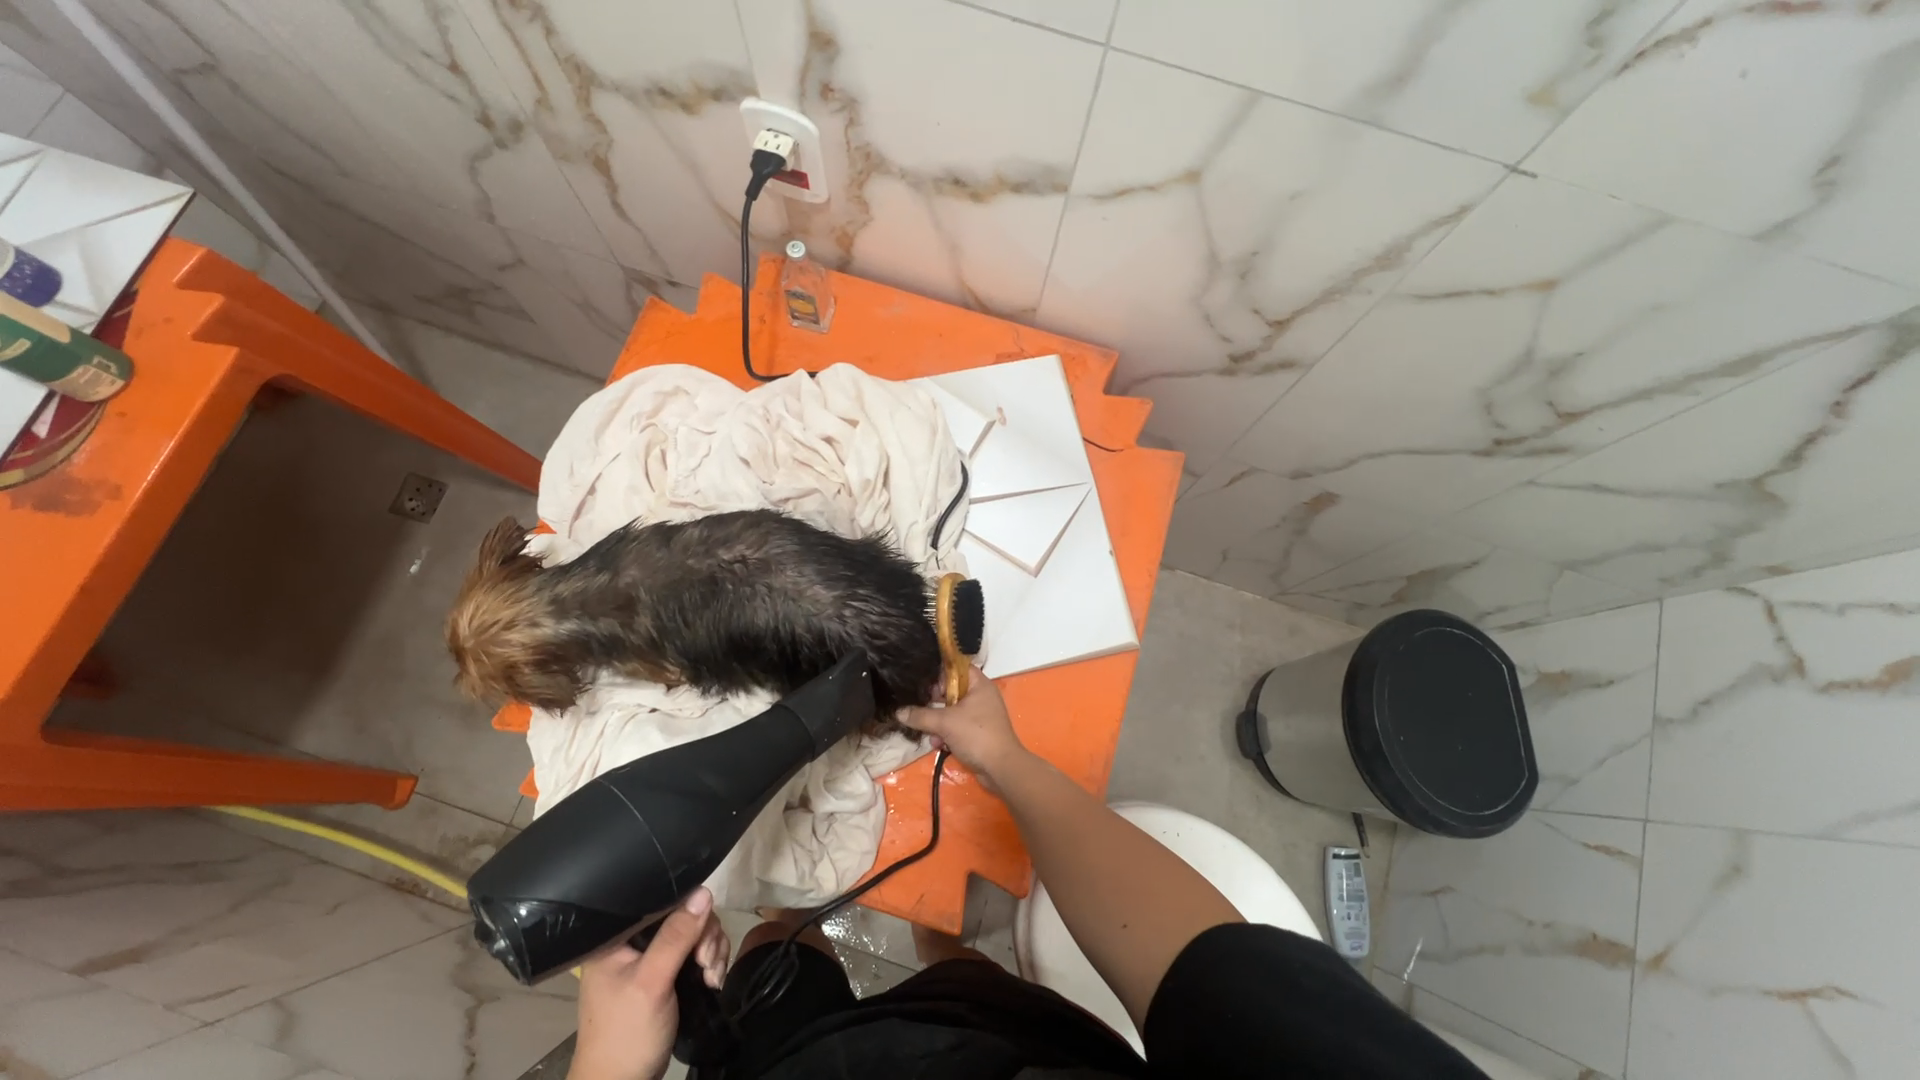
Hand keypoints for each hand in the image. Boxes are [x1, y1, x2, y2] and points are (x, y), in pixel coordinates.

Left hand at [568, 887, 730, 1079]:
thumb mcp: (652, 982)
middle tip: (706, 966)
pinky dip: (710, 964)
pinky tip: (712, 982)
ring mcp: (651, 960)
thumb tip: (704, 890)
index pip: (661, 901)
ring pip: (695, 934)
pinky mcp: (667, 977)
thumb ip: (677, 936)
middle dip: (705, 938)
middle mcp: (633, 943)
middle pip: (684, 916)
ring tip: (711, 979)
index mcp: (617, 938)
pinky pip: (697, 954)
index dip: (689, 911)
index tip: (700, 943)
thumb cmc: (626, 1034)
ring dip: (712, 952)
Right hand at [901, 667, 1027, 783]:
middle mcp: (982, 696)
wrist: (1000, 767)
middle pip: (952, 691)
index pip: (957, 668)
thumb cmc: (976, 735)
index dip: (940, 674)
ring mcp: (981, 715)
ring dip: (939, 723)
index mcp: (979, 685)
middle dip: (935, 703)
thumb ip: (920, 715)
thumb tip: (899, 712)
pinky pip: (958, 727)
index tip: (925, 685)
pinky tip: (939, 745)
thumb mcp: (945, 723)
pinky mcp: (979, 733)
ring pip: (953, 712)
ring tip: (931, 734)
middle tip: (923, 708)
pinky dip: (948, 734)